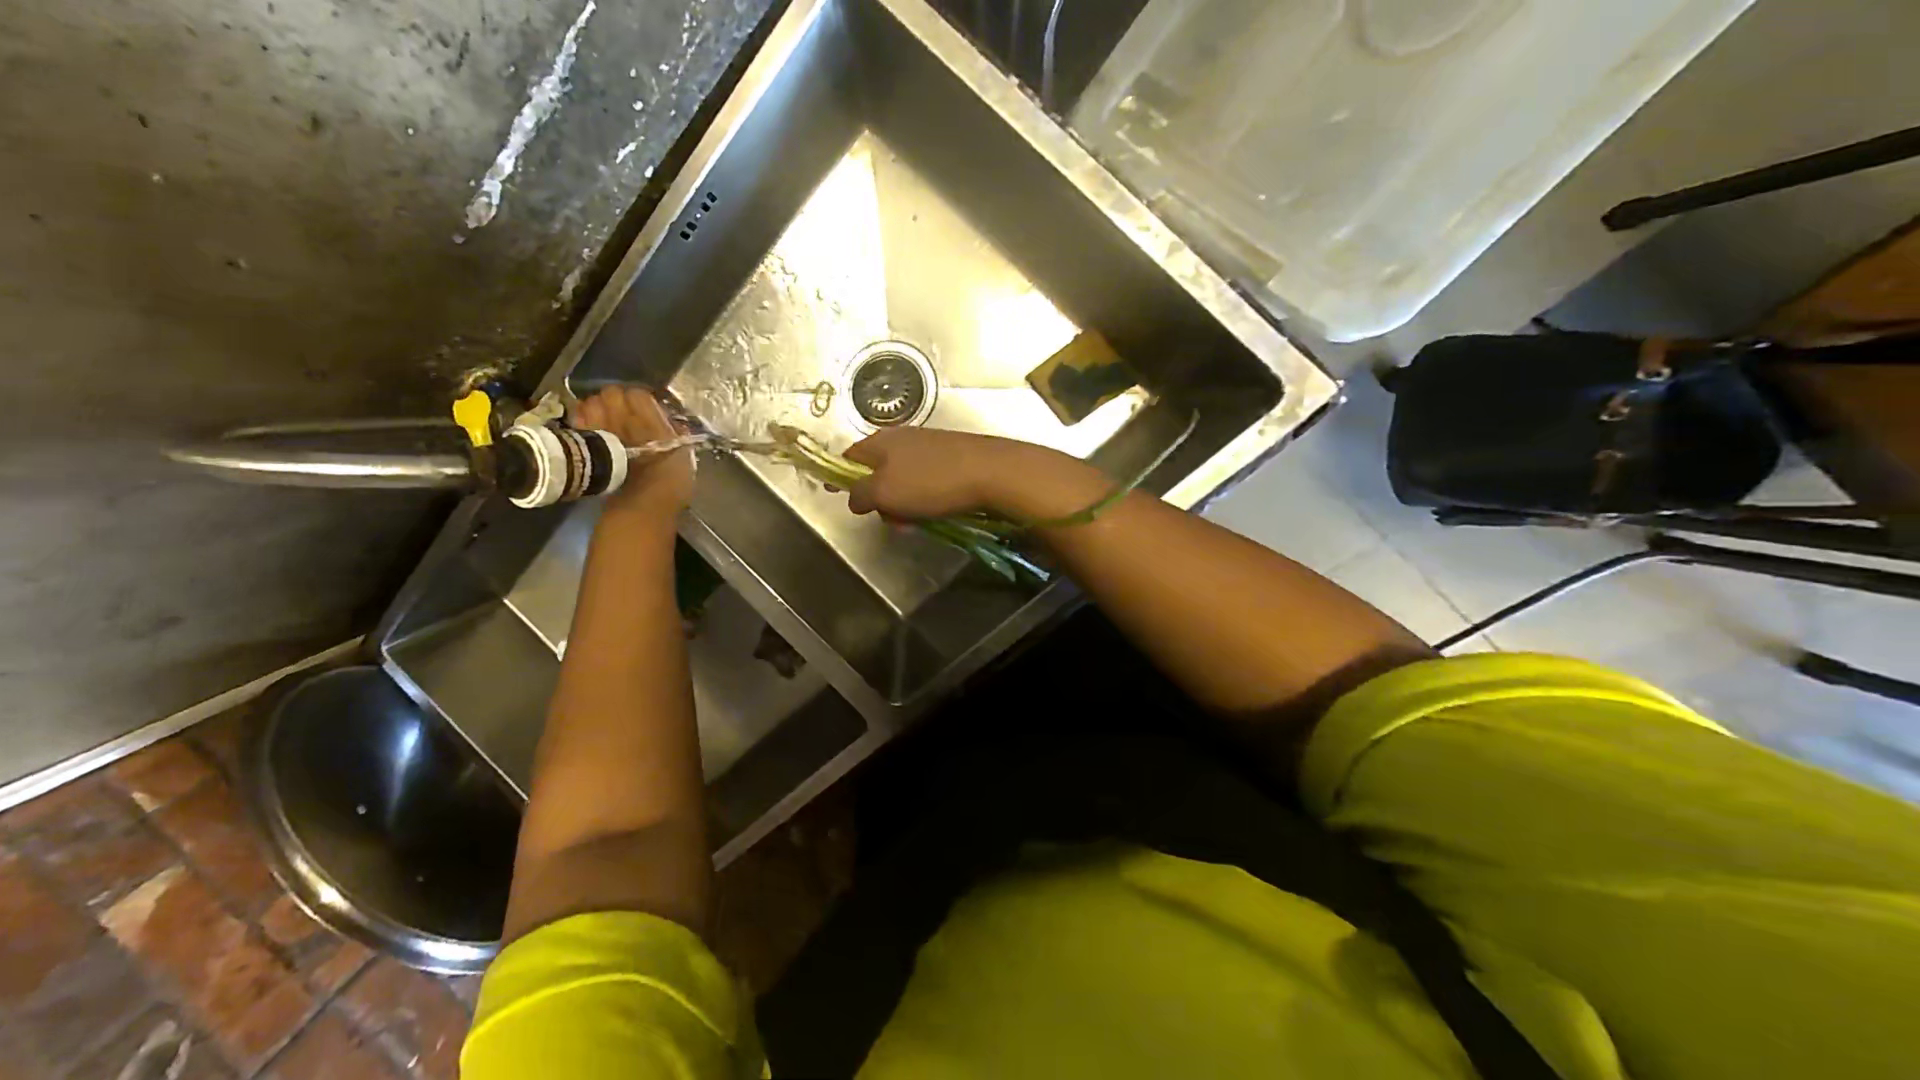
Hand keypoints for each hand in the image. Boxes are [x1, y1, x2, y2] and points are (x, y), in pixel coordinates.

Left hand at [572, 387, 693, 517]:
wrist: (642, 506)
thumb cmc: (671, 484)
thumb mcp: (685, 457)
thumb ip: (677, 435)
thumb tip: (672, 423)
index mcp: (650, 420)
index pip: (639, 394)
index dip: (641, 398)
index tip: (646, 407)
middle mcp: (624, 418)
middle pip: (612, 392)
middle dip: (616, 399)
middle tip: (624, 412)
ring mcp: (601, 428)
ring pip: (591, 401)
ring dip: (598, 406)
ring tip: (606, 418)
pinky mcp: (585, 441)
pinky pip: (578, 417)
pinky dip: (583, 417)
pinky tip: (591, 427)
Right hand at [842, 428, 1057, 519]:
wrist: (991, 472)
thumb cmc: (930, 482)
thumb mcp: (884, 492)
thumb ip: (860, 494)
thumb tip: (853, 497)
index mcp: (880, 441)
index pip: (849, 457)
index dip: (841, 476)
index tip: (837, 494)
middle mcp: (903, 438)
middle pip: (877, 471)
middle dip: (879, 499)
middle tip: (891, 520)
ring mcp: (929, 447)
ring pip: (903, 480)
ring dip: (903, 504)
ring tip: (916, 522)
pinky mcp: (952, 458)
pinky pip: (926, 481)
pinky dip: (924, 499)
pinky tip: (936, 513)